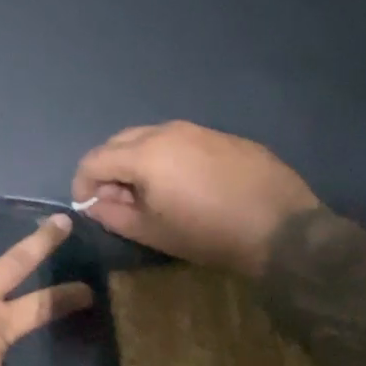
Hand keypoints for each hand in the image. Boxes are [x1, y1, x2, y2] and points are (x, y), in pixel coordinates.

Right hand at [70, 121, 320, 276]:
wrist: (283, 230)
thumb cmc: (208, 234)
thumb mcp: (152, 232)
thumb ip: (112, 214)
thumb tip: (93, 203)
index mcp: (144, 154)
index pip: (93, 160)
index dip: (82, 184)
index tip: (90, 207)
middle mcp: (168, 131)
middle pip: (119, 142)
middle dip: (109, 168)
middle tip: (118, 199)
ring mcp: (200, 130)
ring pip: (151, 138)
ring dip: (138, 161)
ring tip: (151, 192)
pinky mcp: (225, 138)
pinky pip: (183, 141)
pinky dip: (170, 158)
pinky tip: (187, 185)